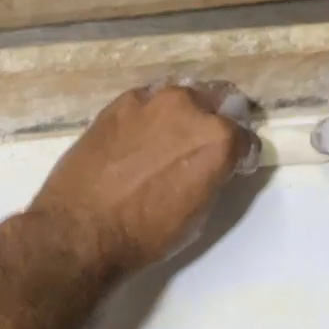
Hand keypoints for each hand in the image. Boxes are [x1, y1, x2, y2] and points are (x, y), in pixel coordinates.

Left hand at [29, 82, 258, 275]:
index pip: (246, 138)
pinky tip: (143, 135)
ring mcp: (151, 100)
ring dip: (186, 112)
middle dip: (219, 121)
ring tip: (174, 136)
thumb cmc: (147, 234)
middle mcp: (189, 108)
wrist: (82, 230)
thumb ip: (213, 177)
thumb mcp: (198, 213)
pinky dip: (153, 113)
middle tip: (205, 146)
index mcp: (218, 139)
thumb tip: (212, 167)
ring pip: (183, 94)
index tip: (234, 167)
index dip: (241, 156)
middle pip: (219, 102)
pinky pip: (148, 100)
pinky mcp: (119, 103)